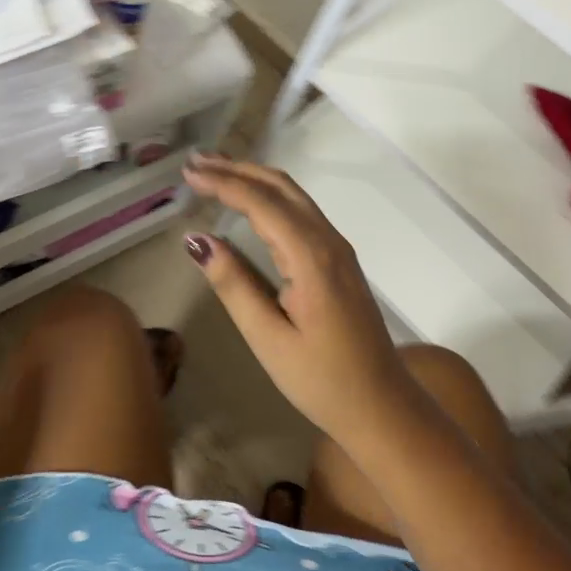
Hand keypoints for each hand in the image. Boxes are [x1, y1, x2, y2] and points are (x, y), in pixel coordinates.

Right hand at [182, 153, 414, 442]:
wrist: (383, 407)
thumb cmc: (322, 380)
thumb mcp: (268, 338)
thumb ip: (233, 284)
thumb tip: (197, 240)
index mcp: (310, 256)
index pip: (259, 202)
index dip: (222, 182)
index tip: (187, 173)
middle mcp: (328, 240)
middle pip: (279, 186)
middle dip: (237, 169)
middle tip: (196, 163)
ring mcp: (338, 248)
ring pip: (293, 195)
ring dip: (254, 178)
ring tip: (216, 172)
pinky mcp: (340, 259)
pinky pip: (301, 211)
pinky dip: (270, 196)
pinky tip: (251, 203)